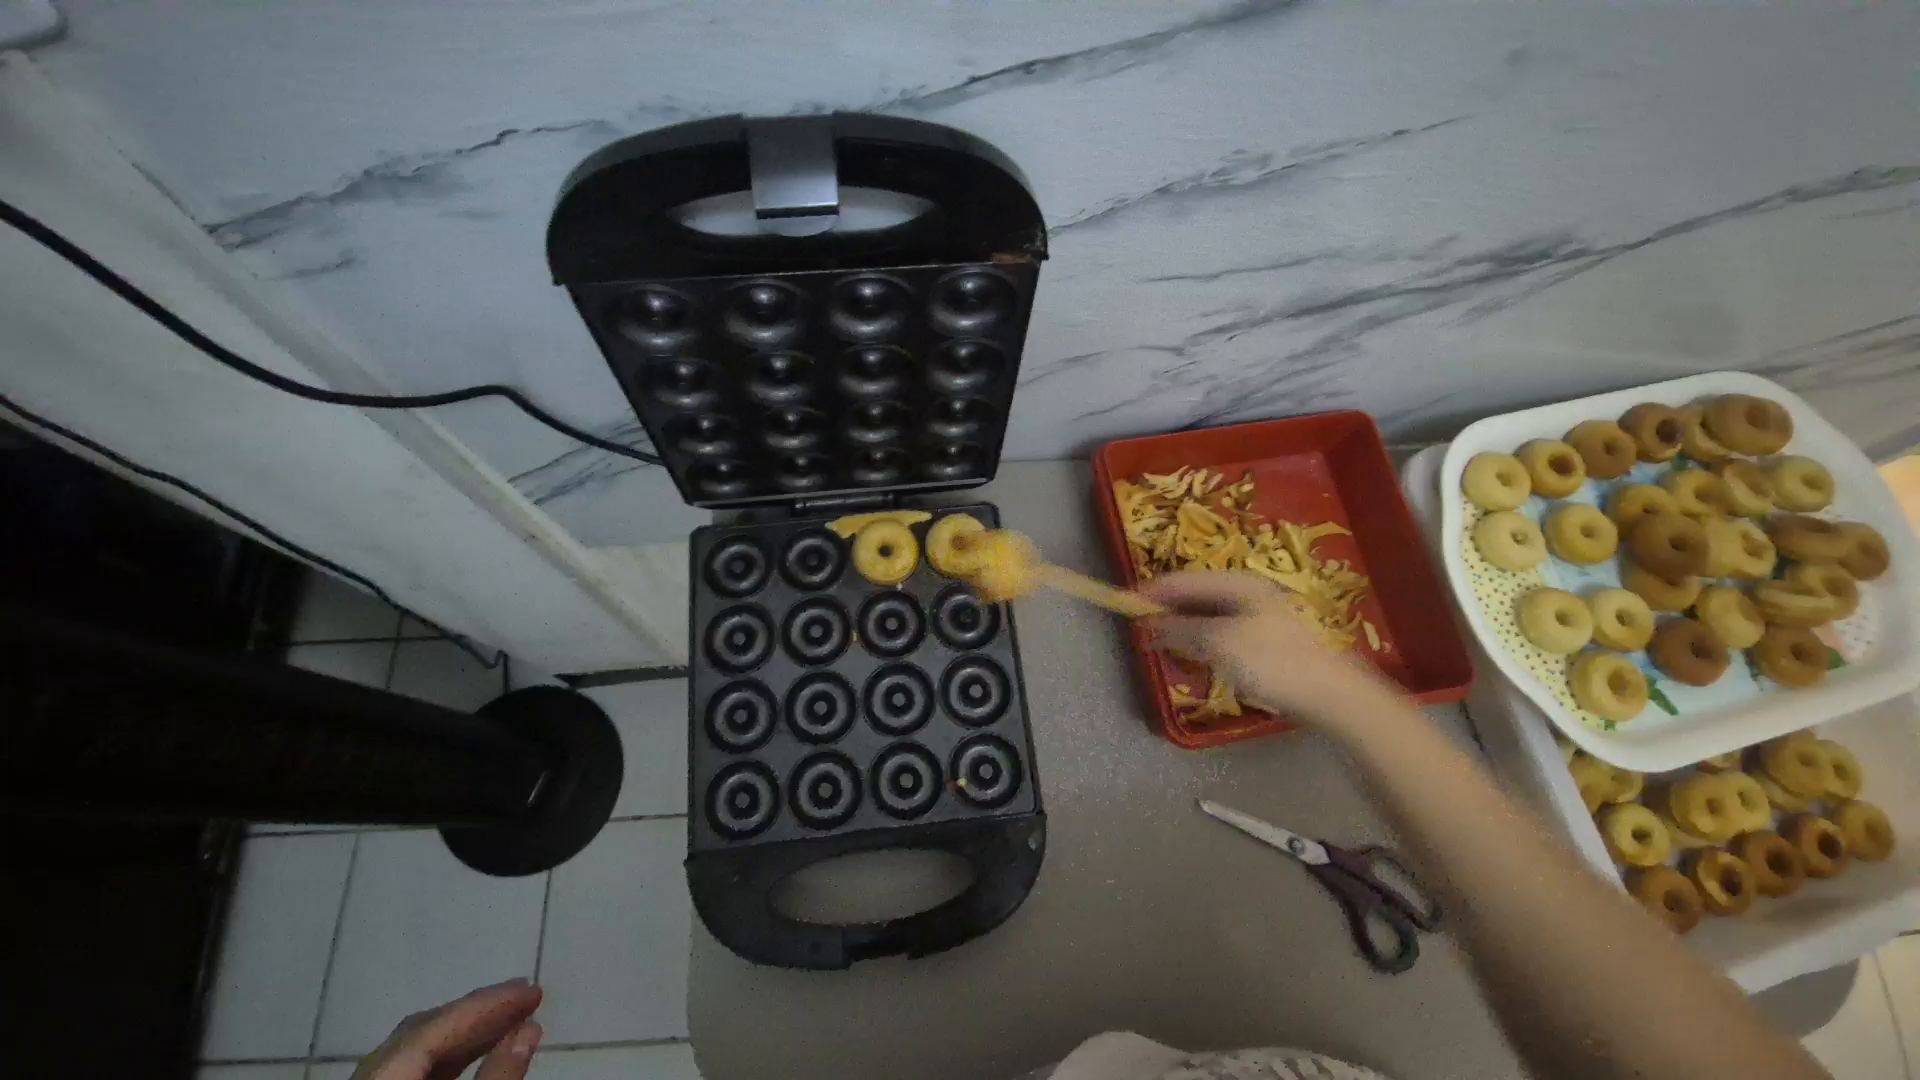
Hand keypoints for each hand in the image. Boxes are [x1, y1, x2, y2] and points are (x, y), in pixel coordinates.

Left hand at [351, 979, 542, 1079]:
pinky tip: (482, 1048)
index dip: (486, 1004)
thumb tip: (530, 1029)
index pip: (432, 1028)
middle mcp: (365, 1075)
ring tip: (513, 1017)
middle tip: (527, 996)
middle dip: (477, 1011)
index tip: (534, 989)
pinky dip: (449, 1055)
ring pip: (414, 1049)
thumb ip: (494, 1078)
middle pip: (420, 1032)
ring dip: (467, 1031)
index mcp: (380, 1076)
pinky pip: (410, 1069)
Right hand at [1139, 570, 1391, 725]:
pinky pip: (1221, 635)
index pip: (1182, 580)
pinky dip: (1202, 644)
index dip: (1151, 593)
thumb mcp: (1218, 643)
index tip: (1124, 607)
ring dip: (1183, 632)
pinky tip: (1195, 661)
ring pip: (1206, 618)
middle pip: (1194, 597)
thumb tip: (1149, 623)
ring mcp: (1257, 616)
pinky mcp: (1263, 640)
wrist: (1330, 695)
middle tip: (1143, 635)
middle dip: (1167, 614)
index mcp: (1236, 583)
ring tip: (1165, 651)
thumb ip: (1180, 629)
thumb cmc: (1272, 662)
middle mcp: (1246, 593)